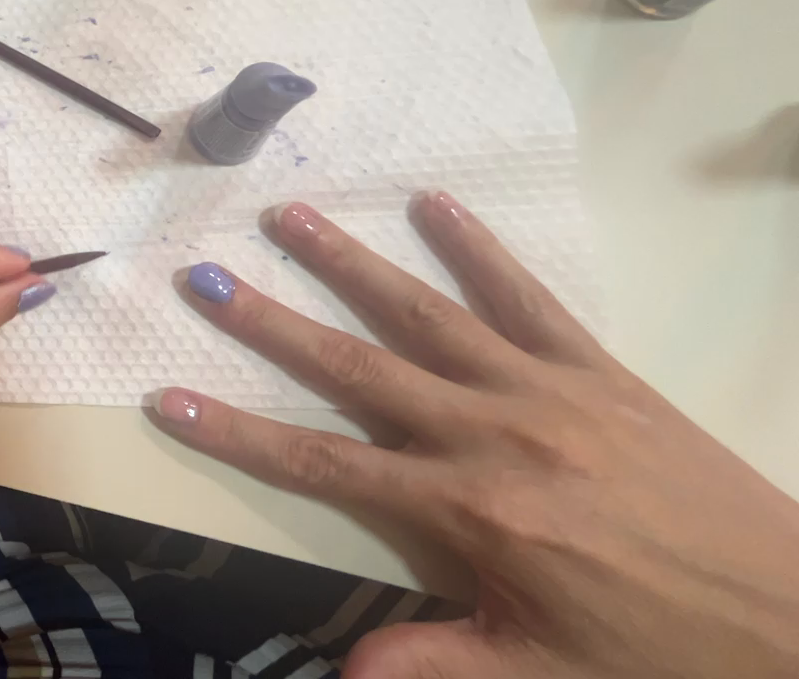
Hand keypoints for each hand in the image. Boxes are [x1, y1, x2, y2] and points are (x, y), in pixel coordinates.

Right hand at [146, 192, 798, 678]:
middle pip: (349, 366)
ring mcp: (540, 391)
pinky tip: (434, 202)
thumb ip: (433, 666)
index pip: (317, 462)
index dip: (235, 433)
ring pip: (422, 313)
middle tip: (205, 276)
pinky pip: (527, 299)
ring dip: (347, 261)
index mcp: (464, 508)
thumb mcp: (541, 675)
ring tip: (289, 215)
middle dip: (266, 322)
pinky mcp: (595, 371)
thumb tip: (339, 678)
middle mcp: (487, 433)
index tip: (169, 400)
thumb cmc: (664, 656)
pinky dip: (478, 248)